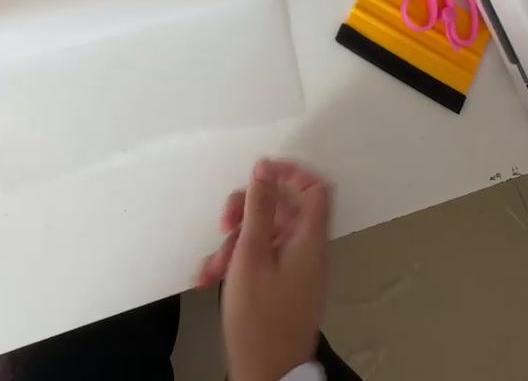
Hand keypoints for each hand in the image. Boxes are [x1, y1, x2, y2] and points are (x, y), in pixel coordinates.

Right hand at [196, 160, 331, 380]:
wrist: (267, 376)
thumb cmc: (260, 318)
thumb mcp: (251, 254)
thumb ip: (259, 207)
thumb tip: (265, 168)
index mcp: (309, 240)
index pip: (313, 188)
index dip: (289, 173)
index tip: (259, 173)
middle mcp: (308, 251)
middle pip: (283, 208)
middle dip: (248, 210)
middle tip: (225, 222)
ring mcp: (297, 269)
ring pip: (267, 232)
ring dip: (237, 239)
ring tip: (214, 262)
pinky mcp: (284, 285)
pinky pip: (263, 256)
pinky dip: (240, 259)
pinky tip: (214, 275)